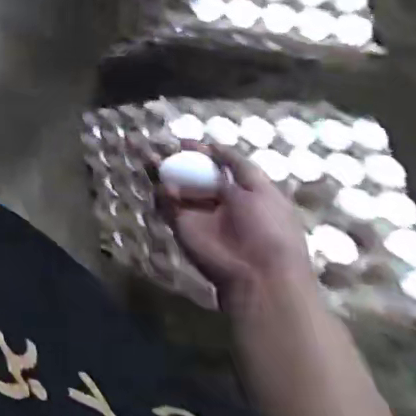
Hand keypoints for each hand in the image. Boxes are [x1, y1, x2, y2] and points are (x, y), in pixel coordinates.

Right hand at [161, 144, 312, 309]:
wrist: (257, 274)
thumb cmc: (268, 228)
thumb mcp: (261, 189)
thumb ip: (235, 164)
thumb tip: (212, 145)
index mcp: (242, 191)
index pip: (216, 165)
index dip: (201, 151)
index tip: (185, 142)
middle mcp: (218, 200)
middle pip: (191, 172)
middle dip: (175, 158)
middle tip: (159, 145)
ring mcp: (198, 213)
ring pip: (174, 185)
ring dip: (161, 170)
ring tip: (148, 156)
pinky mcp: (181, 225)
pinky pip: (166, 204)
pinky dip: (162, 193)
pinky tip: (166, 188)